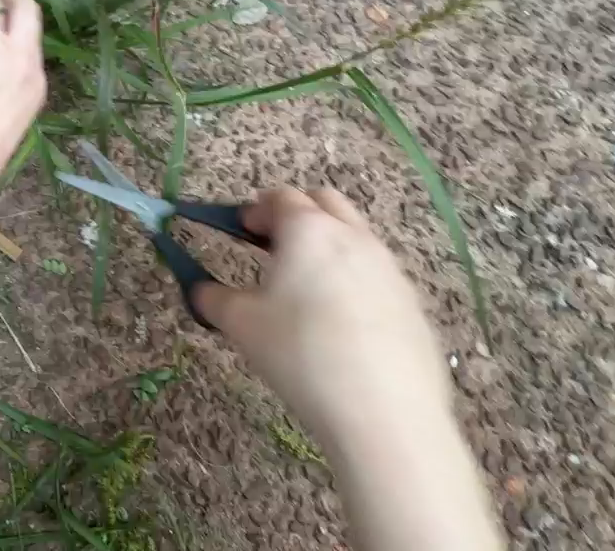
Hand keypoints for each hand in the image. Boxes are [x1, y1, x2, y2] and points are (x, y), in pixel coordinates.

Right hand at [190, 185, 453, 461]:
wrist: (386, 416)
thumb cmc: (300, 353)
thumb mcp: (240, 324)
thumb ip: (212, 298)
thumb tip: (200, 291)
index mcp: (308, 230)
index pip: (280, 197)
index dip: (255, 209)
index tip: (240, 230)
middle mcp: (353, 237)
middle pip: (324, 201)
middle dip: (296, 213)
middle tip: (272, 245)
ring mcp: (390, 270)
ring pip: (355, 235)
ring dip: (327, 244)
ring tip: (304, 287)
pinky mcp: (413, 305)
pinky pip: (376, 274)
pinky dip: (353, 279)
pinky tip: (339, 324)